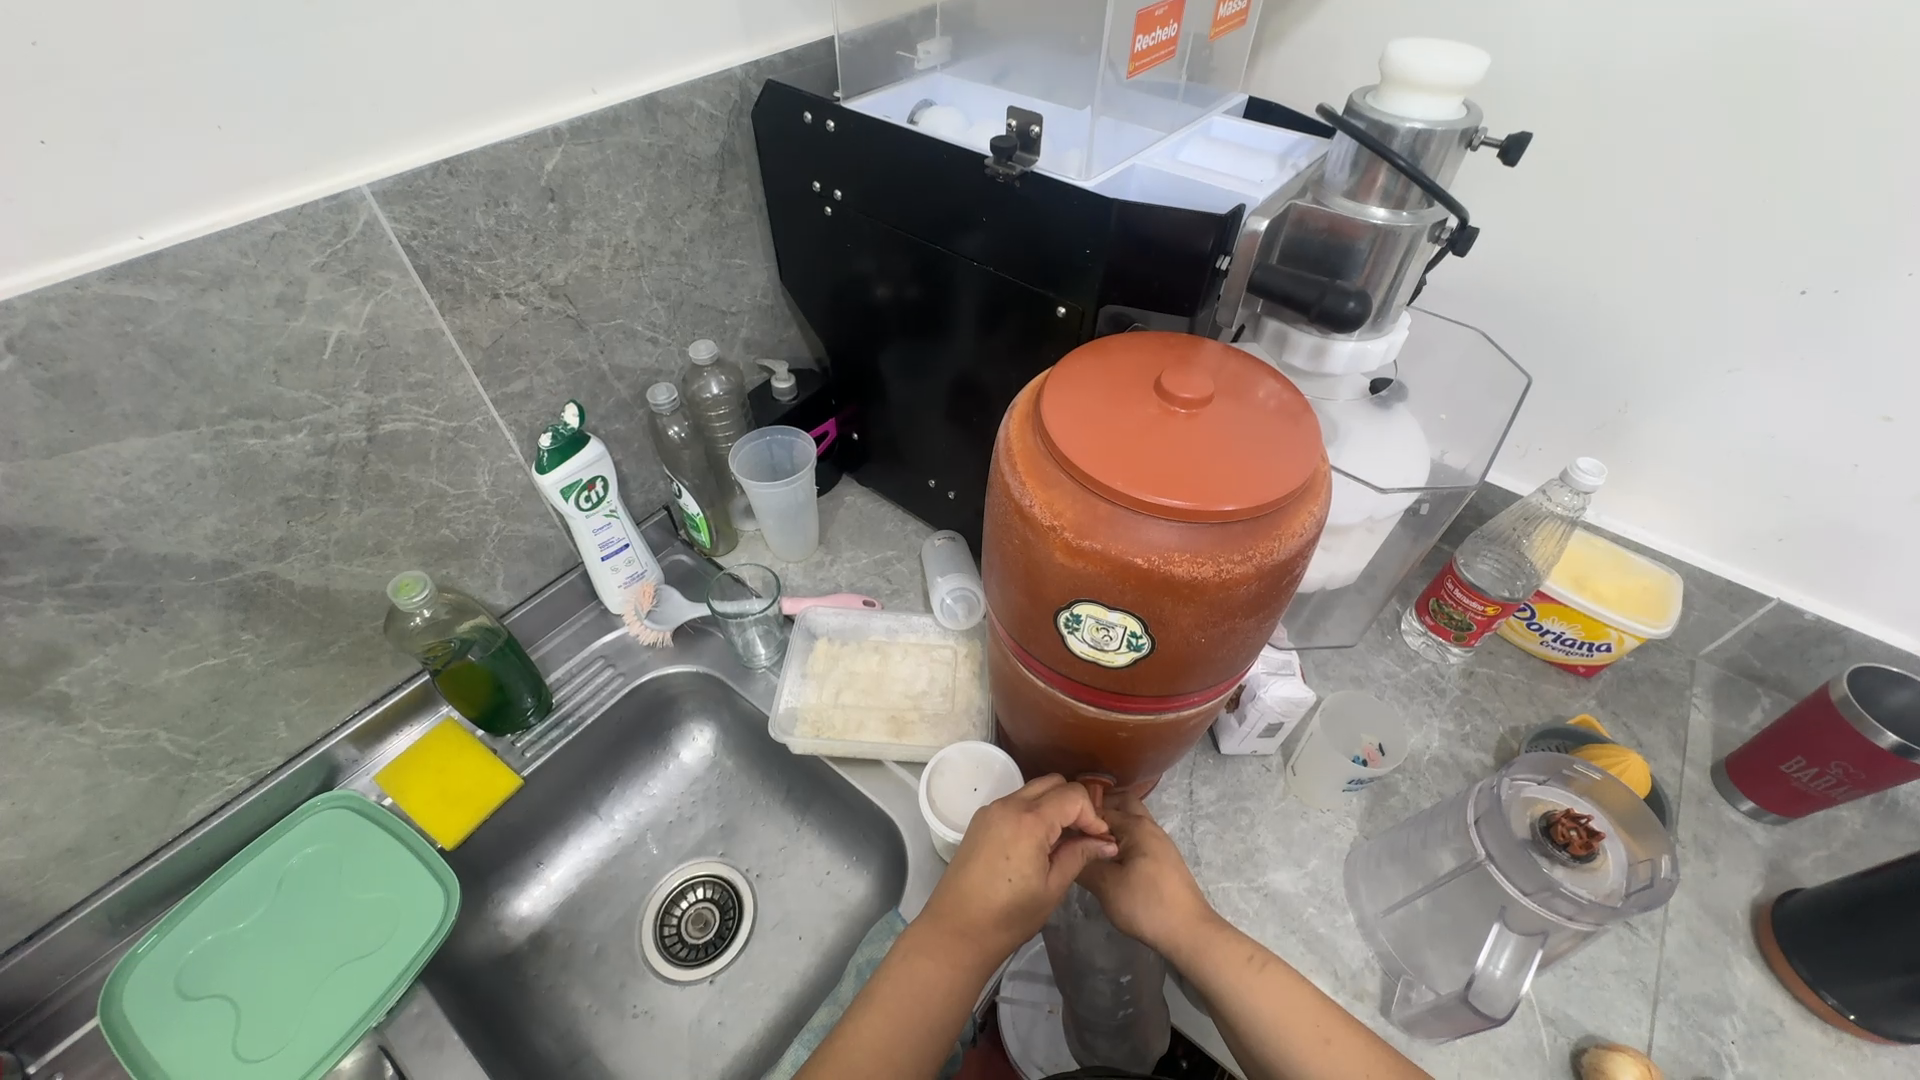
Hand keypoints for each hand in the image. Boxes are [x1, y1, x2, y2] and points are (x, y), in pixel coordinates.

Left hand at [916, 775, 1118, 963]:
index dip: (1092, 814)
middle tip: (1084, 836)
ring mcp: (992, 809)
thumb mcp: (1052, 887)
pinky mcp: (981, 819)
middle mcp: (1009, 804)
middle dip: (1075, 804)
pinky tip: (1039, 842)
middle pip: (1054, 782)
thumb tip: (1107, 843)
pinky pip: (1016, 801)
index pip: (1073, 795)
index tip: (1099, 839)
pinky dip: (1034, 811)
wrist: (957, 928)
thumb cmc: (1009, 915)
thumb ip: (1080, 855)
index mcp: (1030, 820)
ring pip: (1033, 789)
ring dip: (1054, 806)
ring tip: (1063, 841)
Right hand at [1076, 791, 1217, 956]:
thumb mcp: (1106, 885)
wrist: (1190, 933)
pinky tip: (1110, 861)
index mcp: (1135, 826)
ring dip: (1112, 828)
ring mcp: (1160, 843)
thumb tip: (1065, 849)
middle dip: (1099, 812)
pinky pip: (1138, 838)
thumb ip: (1083, 863)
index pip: (1100, 808)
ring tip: (1090, 846)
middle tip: (1078, 829)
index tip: (1060, 829)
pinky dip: (1122, 841)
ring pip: (1131, 822)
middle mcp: (1149, 826)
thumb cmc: (1146, 904)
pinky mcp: (1164, 859)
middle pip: (1122, 804)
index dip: (1079, 817)